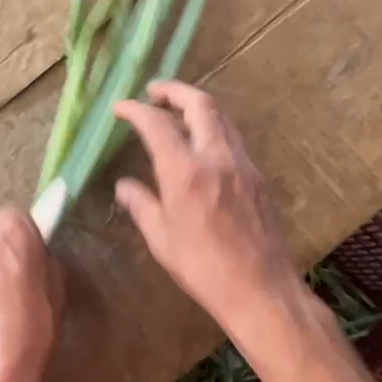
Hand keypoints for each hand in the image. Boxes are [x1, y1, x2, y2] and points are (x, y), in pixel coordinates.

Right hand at [113, 81, 301, 330]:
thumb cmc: (203, 268)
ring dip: (197, 107)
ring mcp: (242, 165)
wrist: (261, 289)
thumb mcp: (162, 239)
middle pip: (200, 105)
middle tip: (154, 92)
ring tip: (178, 112)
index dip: (136, 110)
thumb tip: (125, 186)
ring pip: (221, 119)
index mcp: (185, 172)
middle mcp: (216, 158)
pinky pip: (233, 139)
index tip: (120, 108)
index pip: (157, 125)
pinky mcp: (258, 177)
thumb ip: (141, 205)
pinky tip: (203, 144)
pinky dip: (213, 128)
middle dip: (174, 91)